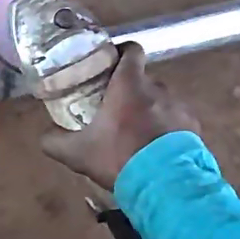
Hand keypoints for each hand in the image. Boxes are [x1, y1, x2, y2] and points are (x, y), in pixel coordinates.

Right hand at [39, 42, 197, 188]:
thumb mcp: (77, 153)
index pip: (131, 50)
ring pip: (160, 99)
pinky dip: (165, 127)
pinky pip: (176, 119)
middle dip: (129, 89)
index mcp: (129, 85)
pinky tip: (155, 147)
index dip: (120, 52)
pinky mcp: (194, 127)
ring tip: (136, 131)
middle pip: (142, 78)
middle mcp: (158, 89)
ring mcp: (180, 107)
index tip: (108, 63)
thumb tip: (45, 136)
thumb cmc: (120, 158)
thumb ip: (55, 141)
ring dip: (148, 109)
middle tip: (113, 106)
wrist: (168, 188)